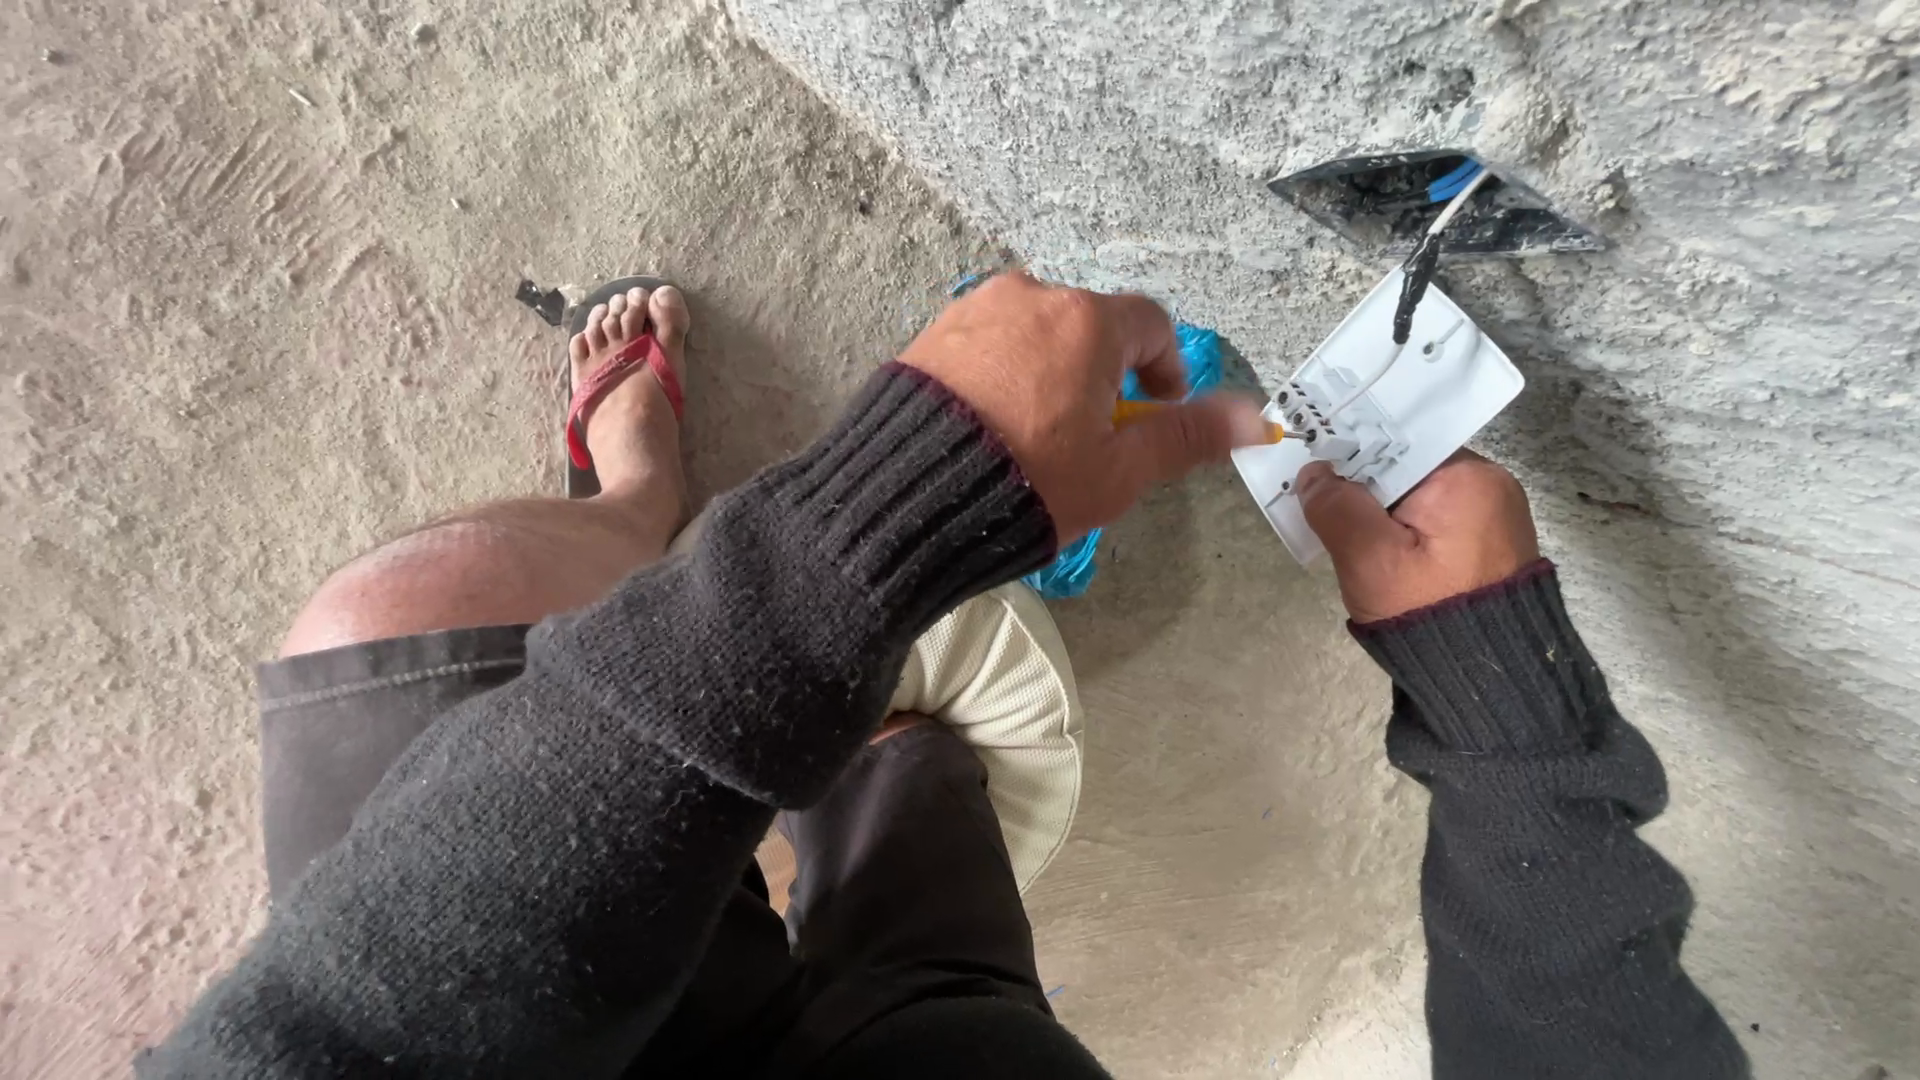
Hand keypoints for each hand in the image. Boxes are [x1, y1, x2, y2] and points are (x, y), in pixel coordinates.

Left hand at [898, 272, 1268, 541]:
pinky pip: (985, 346)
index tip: (1154, 409)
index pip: (1150, 326)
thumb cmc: (1031, 482)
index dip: (1163, 369)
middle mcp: (1029, 297)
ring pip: (1032, 335)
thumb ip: (1187, 437)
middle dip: (1101, 373)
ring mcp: (972, 311)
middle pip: (1087, 328)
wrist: (910, 496)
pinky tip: (987, 422)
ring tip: (1034, 431)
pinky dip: (1000, 374)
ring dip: (1049, 371)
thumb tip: (1259, 420)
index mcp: (1087, 321)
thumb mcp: (1118, 471)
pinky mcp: (930, 334)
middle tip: (1089, 433)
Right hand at [1297, 450, 1539, 622]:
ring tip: (1350, 538)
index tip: (1316, 475)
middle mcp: (1488, 484)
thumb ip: (1337, 507)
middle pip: (1404, 469)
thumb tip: (1313, 473)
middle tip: (1326, 512)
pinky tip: (1380, 554)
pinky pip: (1431, 519)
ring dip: (1379, 513)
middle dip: (1363, 488)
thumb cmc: (1423, 606)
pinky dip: (1401, 530)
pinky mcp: (1485, 542)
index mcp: (1466, 476)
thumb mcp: (1368, 557)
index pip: (1396, 445)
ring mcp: (1491, 515)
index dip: (1350, 456)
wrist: (1482, 675)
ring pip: (1414, 496)